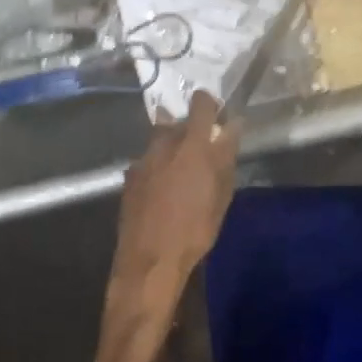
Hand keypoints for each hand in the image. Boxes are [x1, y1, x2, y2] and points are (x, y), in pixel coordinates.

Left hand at [112, 92, 238, 291]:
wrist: (150, 259)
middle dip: (190, 130)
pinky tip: (161, 190)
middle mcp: (165, 142)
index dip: (210, 104)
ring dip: (171, 148)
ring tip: (179, 173)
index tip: (217, 117)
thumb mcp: (222, 194)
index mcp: (192, 143)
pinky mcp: (130, 175)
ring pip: (160, 140)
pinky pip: (148, 160)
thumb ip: (226, 155)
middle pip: (178, 121)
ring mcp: (144, 157)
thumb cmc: (195, 229)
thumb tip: (232, 125)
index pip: (202, 102)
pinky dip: (157, 167)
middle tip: (201, 153)